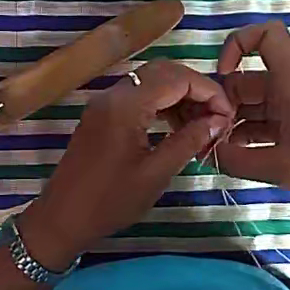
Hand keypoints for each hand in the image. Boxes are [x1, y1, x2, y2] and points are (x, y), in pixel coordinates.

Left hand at [18, 59, 233, 268]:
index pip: (177, 78)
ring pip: (150, 82)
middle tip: (216, 119)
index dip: (209, 91)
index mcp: (126, 105)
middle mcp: (113, 95)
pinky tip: (176, 128)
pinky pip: (136, 96)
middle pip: (164, 72)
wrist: (61, 218)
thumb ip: (188, 141)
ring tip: (200, 127)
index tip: (227, 116)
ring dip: (178, 97)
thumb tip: (218, 121)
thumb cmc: (109, 201)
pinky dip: (160, 105)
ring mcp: (103, 103)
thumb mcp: (156, 173)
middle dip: (195, 89)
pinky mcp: (100, 115)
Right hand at [211, 21, 289, 226]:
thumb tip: (204, 152)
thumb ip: (237, 160)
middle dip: (225, 102)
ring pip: (259, 101)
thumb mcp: (282, 169)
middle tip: (208, 134)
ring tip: (217, 149)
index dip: (237, 45)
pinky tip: (238, 154)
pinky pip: (273, 117)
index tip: (221, 77)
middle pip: (252, 78)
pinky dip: (254, 131)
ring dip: (237, 121)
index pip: (267, 36)